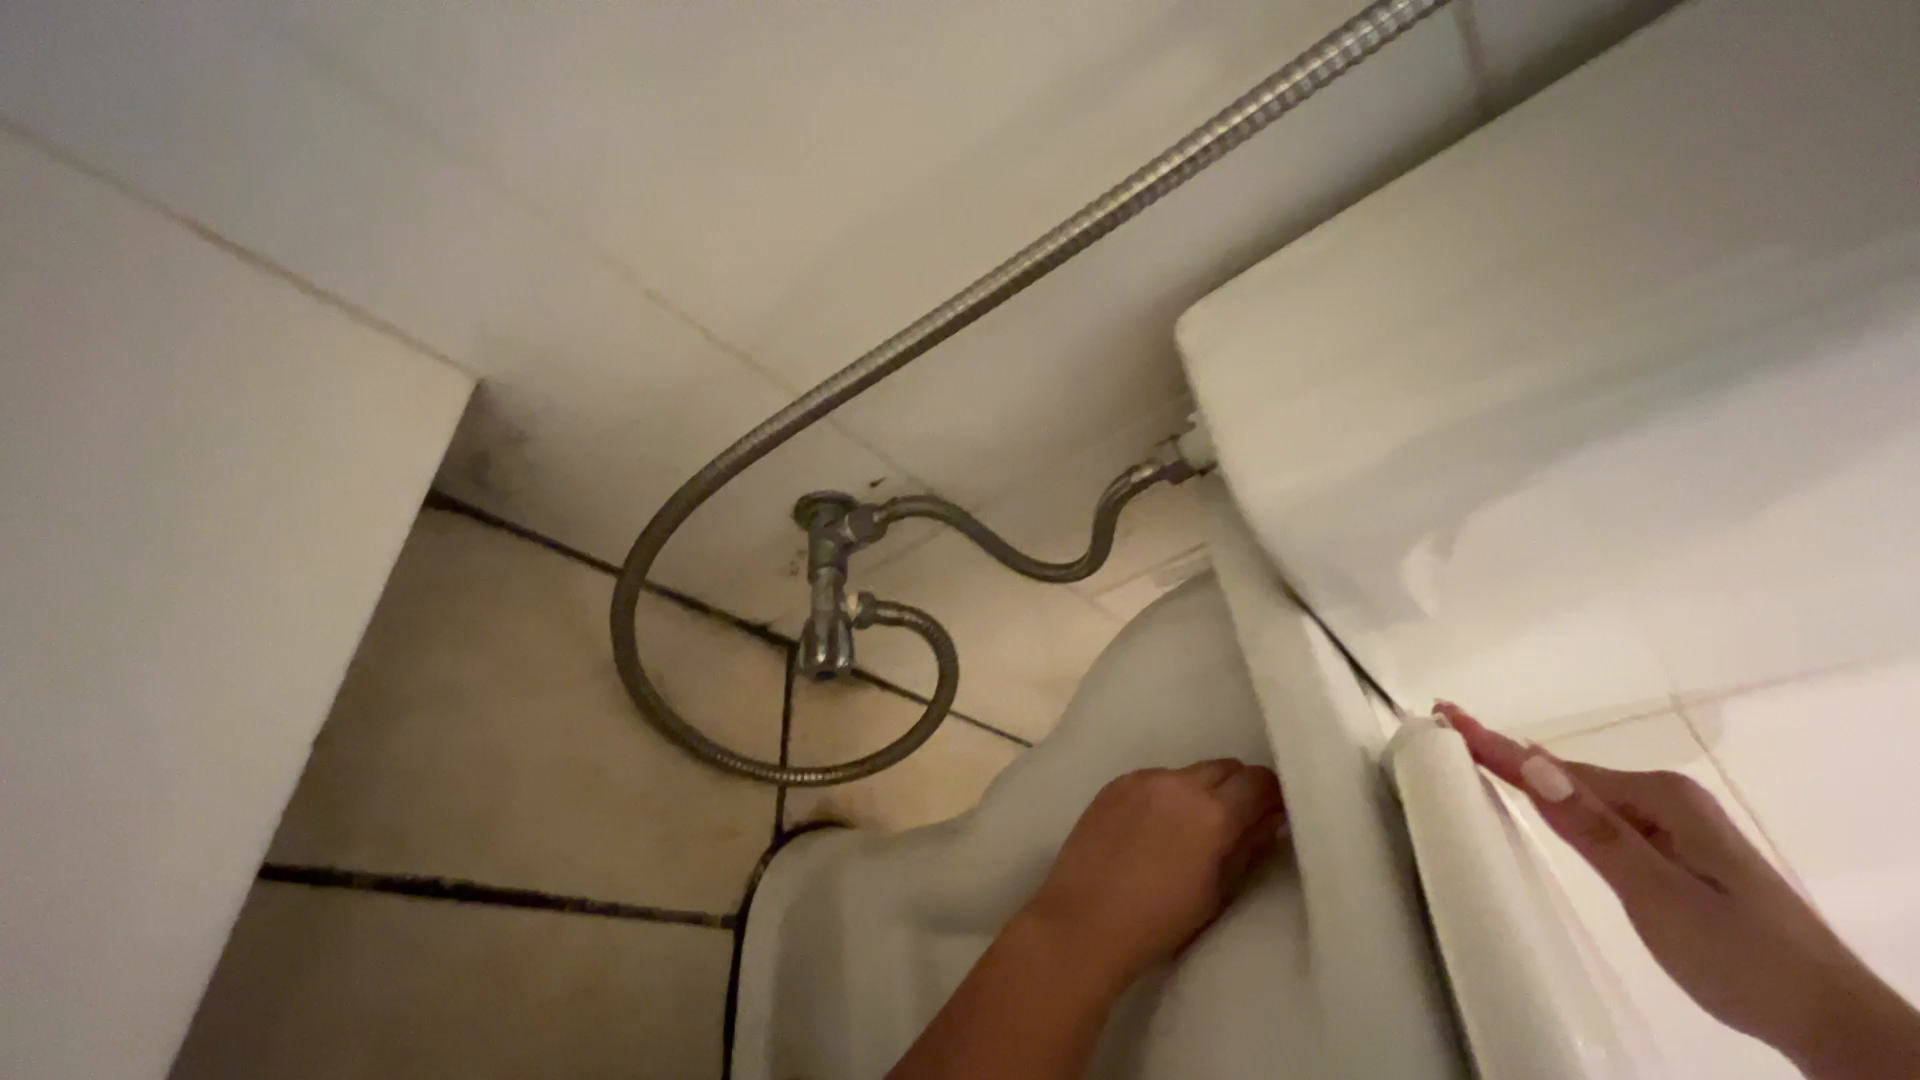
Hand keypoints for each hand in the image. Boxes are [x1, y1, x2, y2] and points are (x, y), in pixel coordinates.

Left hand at [885, 760, 1286, 1079]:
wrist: (1086, 919)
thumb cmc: (1161, 919)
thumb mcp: (1219, 892)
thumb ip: (1249, 847)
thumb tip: (1270, 819)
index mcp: (1212, 811)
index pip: (1259, 780)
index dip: (1272, 794)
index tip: (1273, 813)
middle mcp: (1178, 783)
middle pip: (1225, 767)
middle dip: (1238, 788)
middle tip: (1236, 820)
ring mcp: (1142, 779)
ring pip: (1187, 771)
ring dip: (1199, 789)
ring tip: (1189, 826)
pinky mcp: (1113, 784)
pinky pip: (1153, 778)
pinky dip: (1165, 793)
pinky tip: (1154, 825)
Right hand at [1438, 701, 1919, 1078]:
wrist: (1831, 1020)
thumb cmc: (1741, 958)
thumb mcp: (1657, 894)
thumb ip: (1593, 830)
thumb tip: (1533, 765)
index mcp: (1660, 800)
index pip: (1557, 769)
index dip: (1498, 744)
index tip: (1449, 714)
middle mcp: (1667, 800)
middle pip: (1567, 775)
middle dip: (1507, 753)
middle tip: (1451, 729)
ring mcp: (1675, 825)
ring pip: (1583, 795)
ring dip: (1529, 776)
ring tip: (1477, 755)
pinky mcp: (1676, 850)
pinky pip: (1601, 815)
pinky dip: (1560, 802)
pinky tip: (1540, 797)